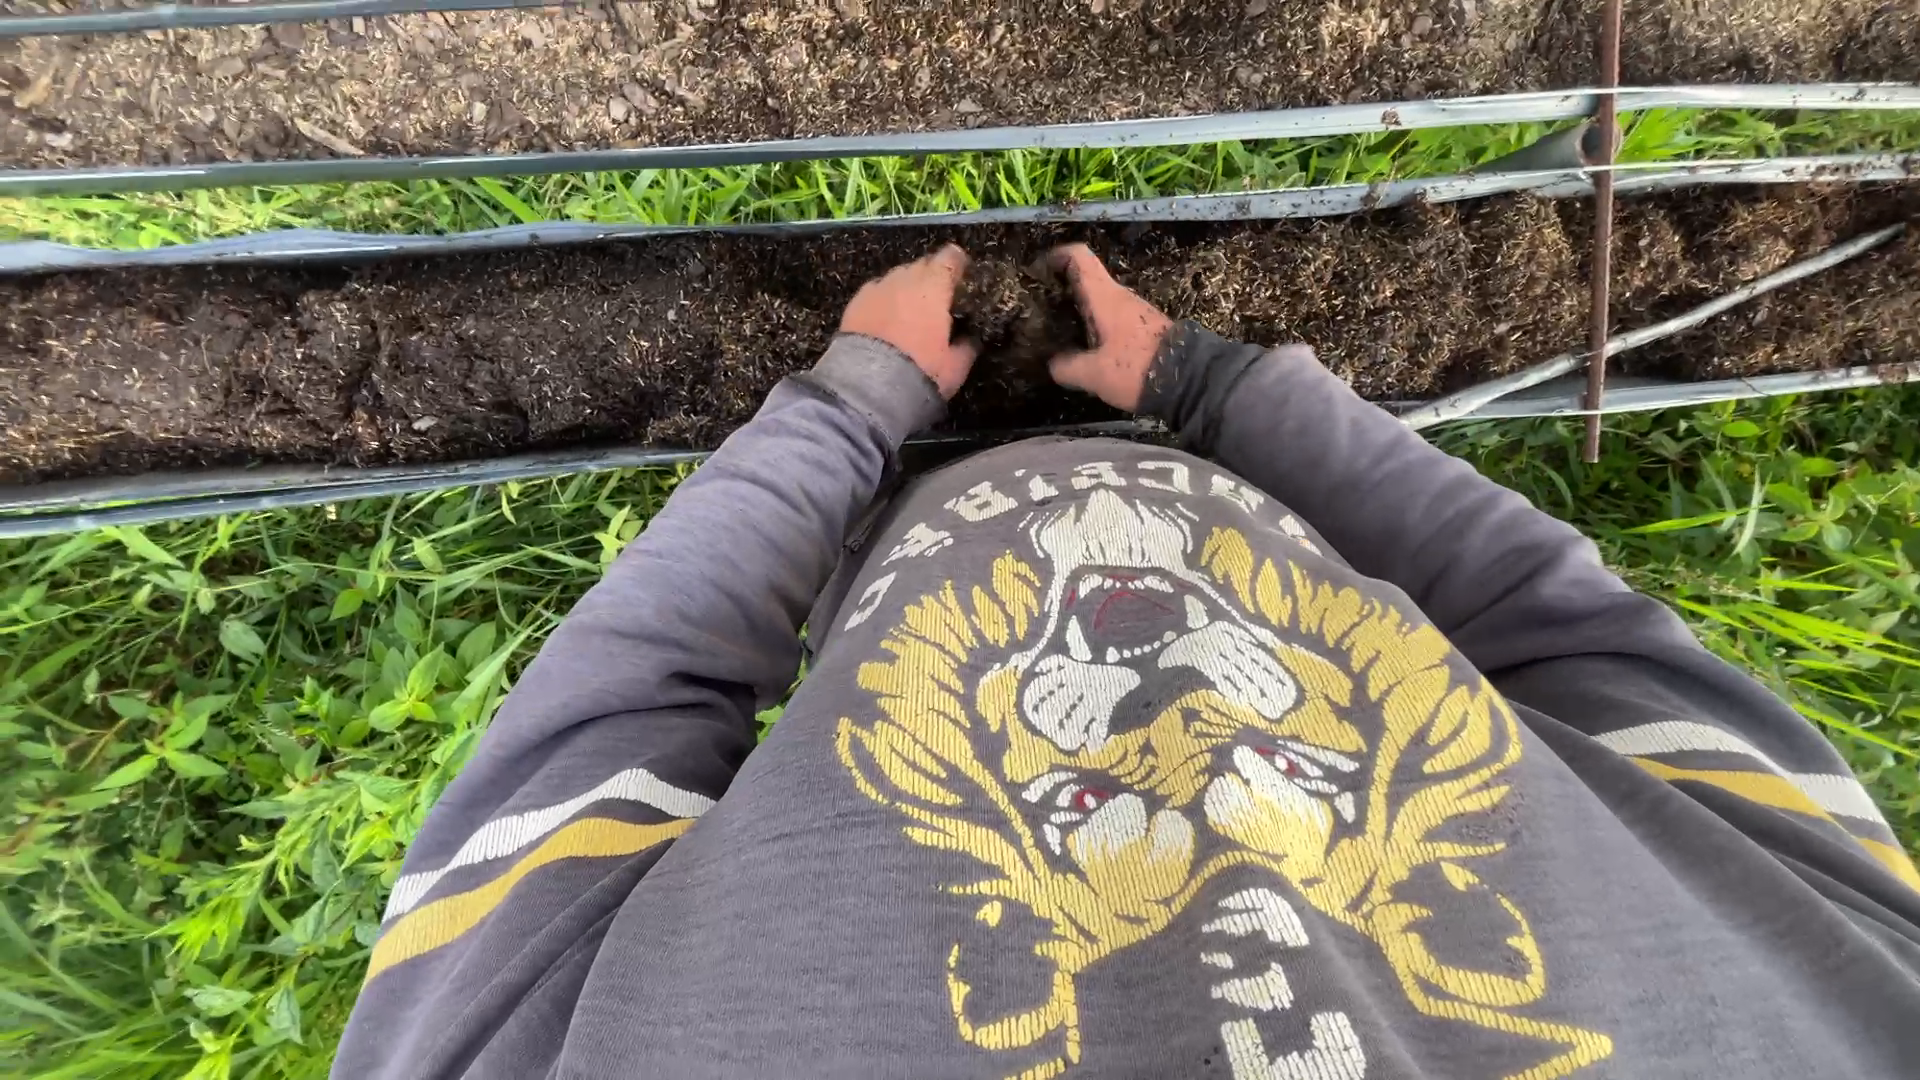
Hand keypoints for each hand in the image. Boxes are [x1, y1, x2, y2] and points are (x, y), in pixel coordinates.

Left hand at [839, 244, 978, 399]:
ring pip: (898, 277)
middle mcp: (906, 279)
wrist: (869, 387)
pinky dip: (884, 300)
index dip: (958, 264)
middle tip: (937, 300)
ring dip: (906, 288)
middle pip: (923, 265)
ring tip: (909, 312)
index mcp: (935, 288)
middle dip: (932, 277)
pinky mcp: (855, 302)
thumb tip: (971, 339)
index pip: (951, 259)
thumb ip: (967, 348)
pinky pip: (876, 292)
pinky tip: (885, 320)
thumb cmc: (920, 372)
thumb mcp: (955, 368)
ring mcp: (877, 288)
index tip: (962, 276)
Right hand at [1044, 244, 1173, 411]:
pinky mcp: (1142, 328)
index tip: (1038, 269)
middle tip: (1040, 307)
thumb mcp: (1093, 374)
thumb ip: (1067, 367)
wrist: (1189, 380)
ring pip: (1097, 300)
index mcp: (1105, 297)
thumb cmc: (1136, 369)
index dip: (1056, 255)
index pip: (1079, 257)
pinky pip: (1109, 318)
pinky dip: (1092, 324)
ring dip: (1077, 309)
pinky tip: (1083, 346)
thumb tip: (1053, 364)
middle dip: (1061, 288)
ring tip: (1056, 330)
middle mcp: (1119, 297)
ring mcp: (1133, 312)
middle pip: (1085, 279)